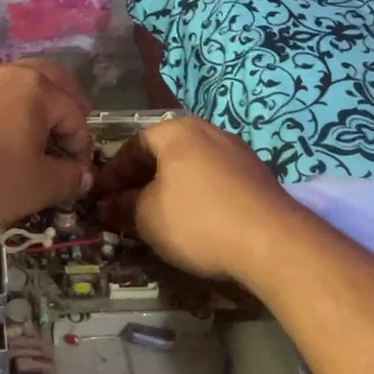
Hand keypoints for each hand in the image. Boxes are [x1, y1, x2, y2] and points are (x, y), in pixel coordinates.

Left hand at [0, 59, 94, 224]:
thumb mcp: (36, 187)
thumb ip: (67, 179)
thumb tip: (83, 175)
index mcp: (37, 89)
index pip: (74, 115)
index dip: (82, 146)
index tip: (76, 174)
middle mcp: (8, 73)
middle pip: (50, 78)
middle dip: (66, 103)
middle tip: (70, 128)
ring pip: (15, 82)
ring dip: (31, 103)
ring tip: (33, 131)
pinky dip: (0, 109)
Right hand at [95, 118, 302, 280]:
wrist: (273, 242)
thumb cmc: (198, 221)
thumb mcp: (147, 217)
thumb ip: (122, 207)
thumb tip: (106, 205)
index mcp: (177, 131)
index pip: (133, 145)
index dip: (113, 174)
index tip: (100, 198)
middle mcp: (208, 131)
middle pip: (164, 153)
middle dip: (141, 181)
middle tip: (125, 208)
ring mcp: (238, 152)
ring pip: (191, 167)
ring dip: (170, 189)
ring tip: (158, 217)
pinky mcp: (258, 176)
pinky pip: (216, 180)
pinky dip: (198, 196)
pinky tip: (195, 222)